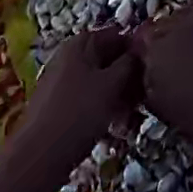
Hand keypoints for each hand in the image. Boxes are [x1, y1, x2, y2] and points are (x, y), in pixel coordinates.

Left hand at [16, 27, 139, 167]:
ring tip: (134, 113)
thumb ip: (130, 64)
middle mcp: (70, 55)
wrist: (38, 156)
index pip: (118, 35)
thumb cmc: (79, 113)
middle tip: (146, 95)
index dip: (138, 50)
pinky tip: (117, 125)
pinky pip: (89, 97)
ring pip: (100, 80)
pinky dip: (105, 106)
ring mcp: (63, 80)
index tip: (154, 70)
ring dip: (119, 93)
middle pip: (109, 57)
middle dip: (129, 75)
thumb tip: (141, 52)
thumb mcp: (112, 84)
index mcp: (81, 42)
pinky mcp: (60, 104)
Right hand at [133, 9, 192, 145]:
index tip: (144, 69)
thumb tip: (138, 72)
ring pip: (173, 21)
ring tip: (185, 54)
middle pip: (153, 29)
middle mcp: (171, 27)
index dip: (138, 56)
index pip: (134, 44)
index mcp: (153, 50)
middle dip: (155, 44)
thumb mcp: (162, 106)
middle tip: (165, 64)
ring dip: (174, 34)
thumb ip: (143, 83)